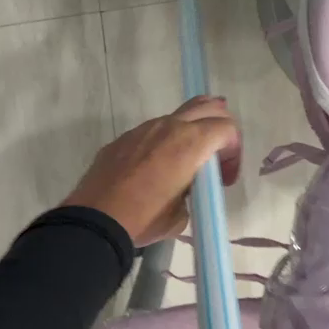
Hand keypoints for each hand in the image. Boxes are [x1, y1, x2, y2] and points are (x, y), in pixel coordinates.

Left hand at [61, 96, 242, 247]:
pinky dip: (161, 144)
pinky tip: (152, 171)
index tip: (225, 180)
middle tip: (215, 158)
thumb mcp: (179, 216)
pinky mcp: (121, 139)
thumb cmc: (142, 220)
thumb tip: (183, 191)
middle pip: (207, 107)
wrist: (94, 221)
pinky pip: (150, 133)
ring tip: (183, 164)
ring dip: (188, 134)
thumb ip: (191, 194)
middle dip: (219, 128)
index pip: (226, 129)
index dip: (234, 153)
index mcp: (191, 142)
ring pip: (176, 118)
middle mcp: (168, 127)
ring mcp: (142, 129)